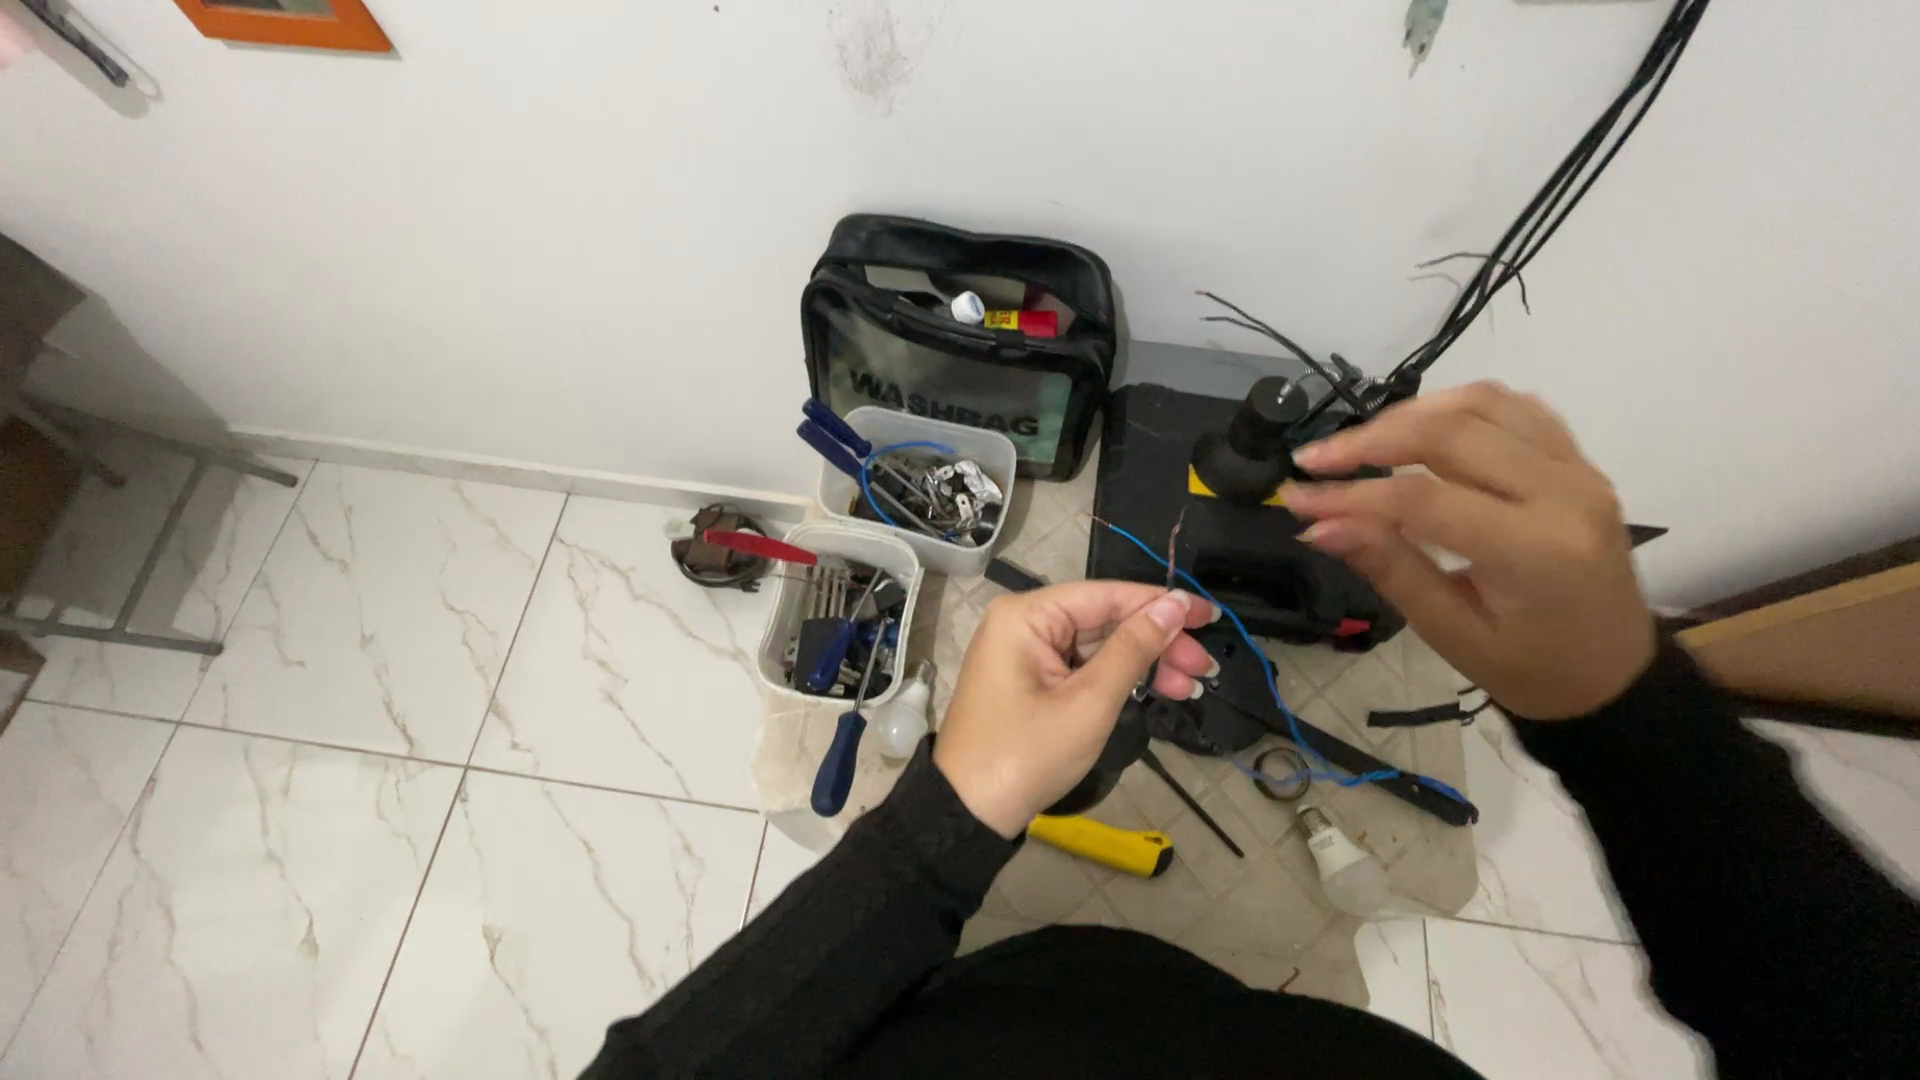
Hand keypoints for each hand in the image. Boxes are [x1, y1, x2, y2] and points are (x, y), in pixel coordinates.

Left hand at [934, 582, 1217, 837]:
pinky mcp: (1030, 678)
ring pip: (1097, 644)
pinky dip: (1118, 678)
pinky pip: (1082, 666)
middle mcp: (1023, 622)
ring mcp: (1025, 651)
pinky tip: (1156, 689)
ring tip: (1190, 686)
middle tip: (1204, 668)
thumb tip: (1175, 604)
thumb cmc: (1027, 754)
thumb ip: (1134, 649)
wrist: (968, 812)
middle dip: (1157, 641)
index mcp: (1026, 615)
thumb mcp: (1089, 702)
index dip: (1160, 603)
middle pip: (1103, 619)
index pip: (1105, 595)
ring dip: (1143, 662)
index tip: (1210, 615)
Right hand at [1285, 381, 1655, 719]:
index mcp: (1536, 551)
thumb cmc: (1527, 667)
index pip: (1423, 499)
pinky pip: (1513, 407)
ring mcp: (1579, 469)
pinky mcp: (1577, 460)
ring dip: (1408, 415)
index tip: (1295, 498)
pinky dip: (1455, 407)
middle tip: (1313, 460)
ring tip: (1358, 444)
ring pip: (1481, 404)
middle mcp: (1566, 494)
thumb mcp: (1448, 631)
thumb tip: (1317, 527)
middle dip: (1368, 440)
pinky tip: (1417, 428)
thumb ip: (1387, 568)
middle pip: (1451, 434)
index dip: (1350, 494)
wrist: (1613, 673)